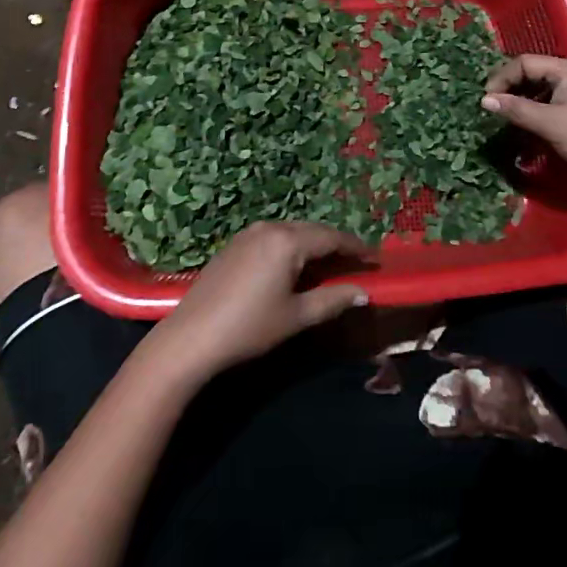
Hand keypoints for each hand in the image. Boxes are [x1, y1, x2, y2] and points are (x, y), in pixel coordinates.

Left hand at [144, 222, 368, 381]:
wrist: (190, 338)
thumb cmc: (250, 327)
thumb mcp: (297, 316)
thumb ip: (333, 300)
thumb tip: (363, 292)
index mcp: (288, 241)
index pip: (332, 238)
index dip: (356, 248)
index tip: (375, 259)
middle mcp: (269, 228)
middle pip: (312, 230)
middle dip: (336, 244)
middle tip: (356, 262)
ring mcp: (248, 234)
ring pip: (292, 232)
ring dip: (313, 244)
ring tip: (330, 264)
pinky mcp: (233, 245)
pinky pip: (273, 237)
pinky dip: (291, 247)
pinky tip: (295, 266)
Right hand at [482, 55, 566, 189]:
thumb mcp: (550, 123)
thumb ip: (516, 109)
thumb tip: (484, 100)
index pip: (526, 62)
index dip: (502, 78)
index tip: (486, 100)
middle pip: (533, 75)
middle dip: (511, 92)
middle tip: (492, 110)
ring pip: (540, 94)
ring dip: (521, 107)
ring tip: (504, 123)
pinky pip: (550, 108)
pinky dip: (535, 118)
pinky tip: (524, 134)